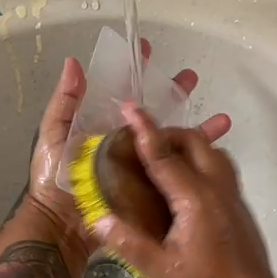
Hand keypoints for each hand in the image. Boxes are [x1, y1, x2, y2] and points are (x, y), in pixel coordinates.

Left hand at [23, 43, 229, 265]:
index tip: (148, 50)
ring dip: (195, 130)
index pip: (123, 93)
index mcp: (102, 128)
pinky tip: (214, 156)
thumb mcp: (54, 135)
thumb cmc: (55, 180)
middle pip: (153, 115)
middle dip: (173, 94)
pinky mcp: (149, 191)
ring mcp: (138, 168)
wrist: (61, 227)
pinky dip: (195, 165)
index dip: (135, 72)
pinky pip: (174, 174)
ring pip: (170, 143)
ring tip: (221, 120)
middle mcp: (123, 144)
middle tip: (192, 78)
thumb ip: (65, 102)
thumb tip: (75, 63)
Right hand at [91, 104, 276, 277]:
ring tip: (164, 159)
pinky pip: (221, 170)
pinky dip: (201, 162)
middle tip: (143, 142)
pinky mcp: (238, 208)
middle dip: (169, 133)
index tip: (129, 108)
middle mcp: (218, 190)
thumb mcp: (159, 269)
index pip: (164, 156)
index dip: (144, 130)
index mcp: (195, 200)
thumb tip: (97, 220)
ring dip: (189, 146)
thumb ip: (128, 242)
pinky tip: (186, 184)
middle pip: (195, 142)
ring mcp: (232, 197)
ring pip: (214, 153)